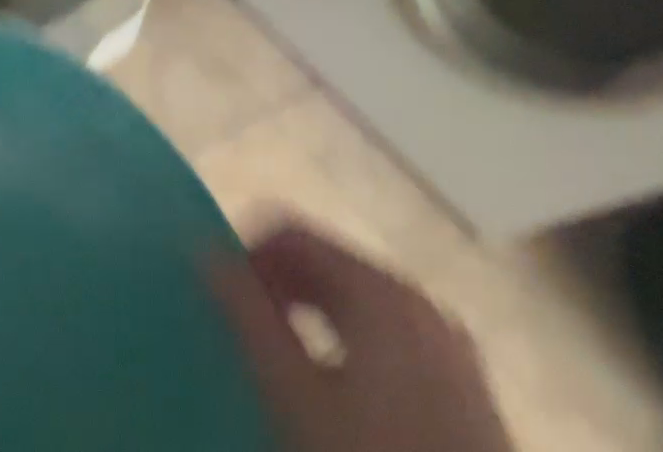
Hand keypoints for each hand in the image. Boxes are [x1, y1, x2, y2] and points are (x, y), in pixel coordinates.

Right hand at [206, 223, 514, 451]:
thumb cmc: (365, 444)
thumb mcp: (290, 384)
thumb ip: (244, 310)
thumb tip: (203, 250)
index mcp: (382, 290)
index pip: (293, 232)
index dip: (246, 250)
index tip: (218, 289)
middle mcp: (420, 300)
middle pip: (325, 263)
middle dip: (275, 282)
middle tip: (240, 322)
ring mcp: (446, 339)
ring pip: (353, 297)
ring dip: (306, 310)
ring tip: (277, 352)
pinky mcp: (459, 376)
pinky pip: (382, 326)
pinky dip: (342, 333)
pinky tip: (329, 378)